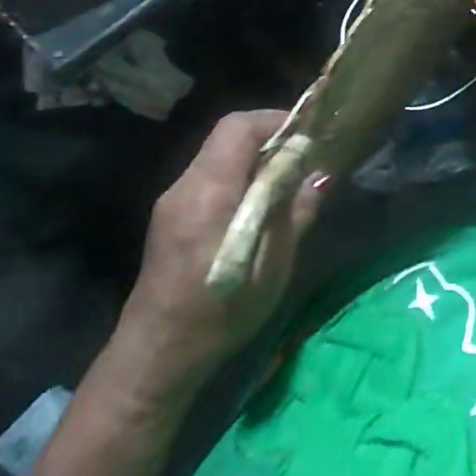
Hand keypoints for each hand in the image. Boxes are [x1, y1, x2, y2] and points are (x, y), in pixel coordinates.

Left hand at [118, 111, 324, 393]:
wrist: (157, 355)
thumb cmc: (219, 313)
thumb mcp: (271, 267)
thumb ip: (295, 213)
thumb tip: (318, 174)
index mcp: (208, 193)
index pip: (236, 128)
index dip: (274, 120)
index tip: (308, 134)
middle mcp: (185, 185)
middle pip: (226, 137)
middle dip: (268, 137)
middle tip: (304, 157)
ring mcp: (174, 199)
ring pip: (218, 156)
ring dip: (254, 157)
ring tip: (287, 180)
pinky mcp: (172, 216)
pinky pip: (210, 177)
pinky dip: (238, 176)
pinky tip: (258, 204)